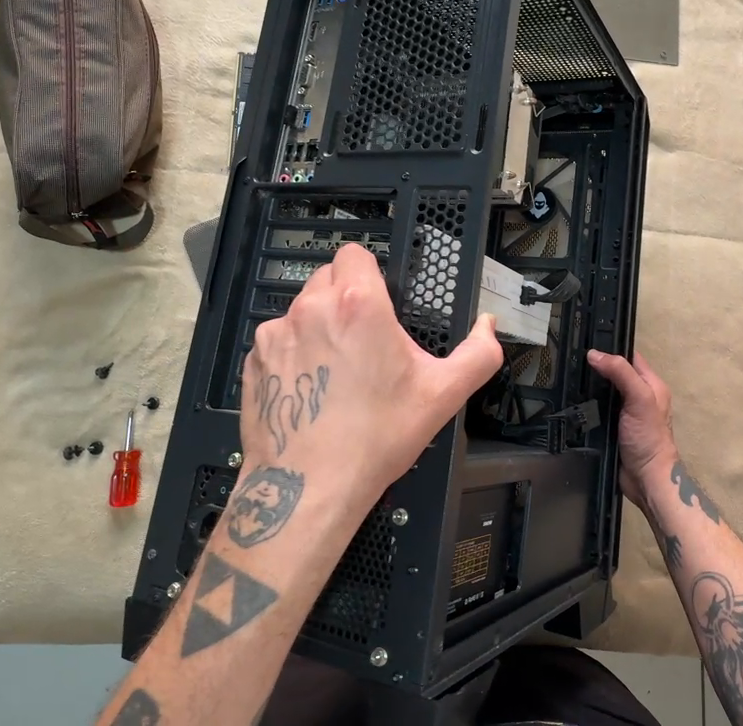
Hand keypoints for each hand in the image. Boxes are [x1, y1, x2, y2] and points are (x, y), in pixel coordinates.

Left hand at [239, 244, 505, 517]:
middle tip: (366, 337)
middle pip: (327, 276)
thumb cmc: (374, 440)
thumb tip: (488, 328)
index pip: (355, 253)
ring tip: (338, 368)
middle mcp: (311, 310)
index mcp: (357, 305)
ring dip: (319, 324)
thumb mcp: (443, 395)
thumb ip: (477, 354)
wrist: (308, 487)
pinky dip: (294, 352)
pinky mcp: (254, 361)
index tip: (380, 299)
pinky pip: (277, 339)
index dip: (370, 271)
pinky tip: (313, 386)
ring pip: (301, 308)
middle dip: (346, 296)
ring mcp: (276, 335)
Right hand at [585, 349, 679, 508]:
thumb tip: (594, 354)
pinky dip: (586, 406)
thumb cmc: (648, 437)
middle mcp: (639, 396)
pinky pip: (597, 410)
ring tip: (566, 379)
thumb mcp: (639, 398)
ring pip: (603, 392)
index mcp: (651, 385)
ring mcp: (625, 413)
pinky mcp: (612, 428)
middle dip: (596, 368)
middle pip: (615, 373)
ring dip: (588, 388)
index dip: (611, 348)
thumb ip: (620, 373)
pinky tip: (571, 403)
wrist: (646, 478)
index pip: (630, 357)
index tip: (587, 341)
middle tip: (571, 361)